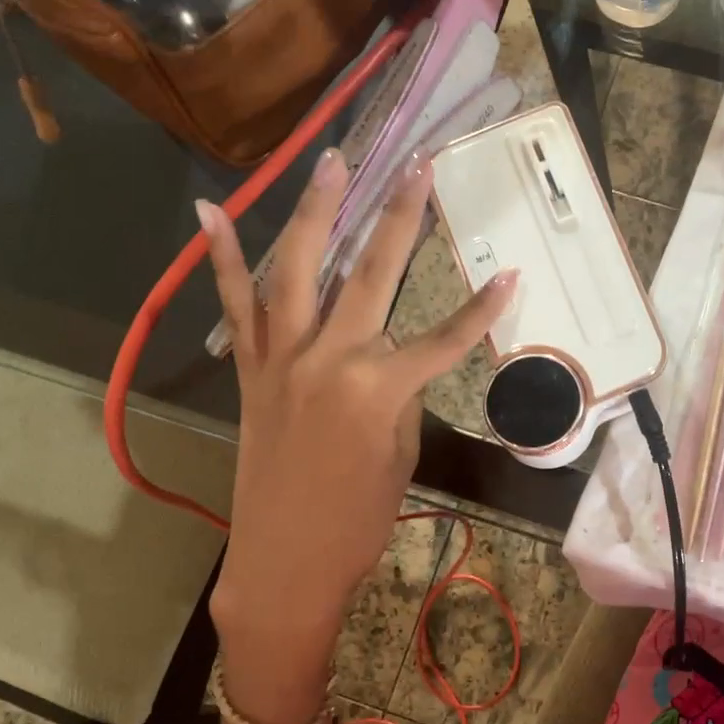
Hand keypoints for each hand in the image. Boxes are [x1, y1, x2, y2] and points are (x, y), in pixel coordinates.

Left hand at [200, 149, 515, 643]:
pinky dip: (224, 259)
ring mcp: (283, 359)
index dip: (482, 310)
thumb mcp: (400, 458)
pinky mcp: (252, 370)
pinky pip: (237, 307)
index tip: (512, 275)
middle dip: (400, 219)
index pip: (443, 340)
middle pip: (373, 277)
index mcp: (380, 390)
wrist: (286, 561)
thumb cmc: (359, 522)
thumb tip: (394, 362)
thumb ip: (400, 399)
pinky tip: (211, 210)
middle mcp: (330, 359)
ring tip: (333, 162)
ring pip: (300, 270)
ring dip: (318, 212)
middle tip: (417, 167)